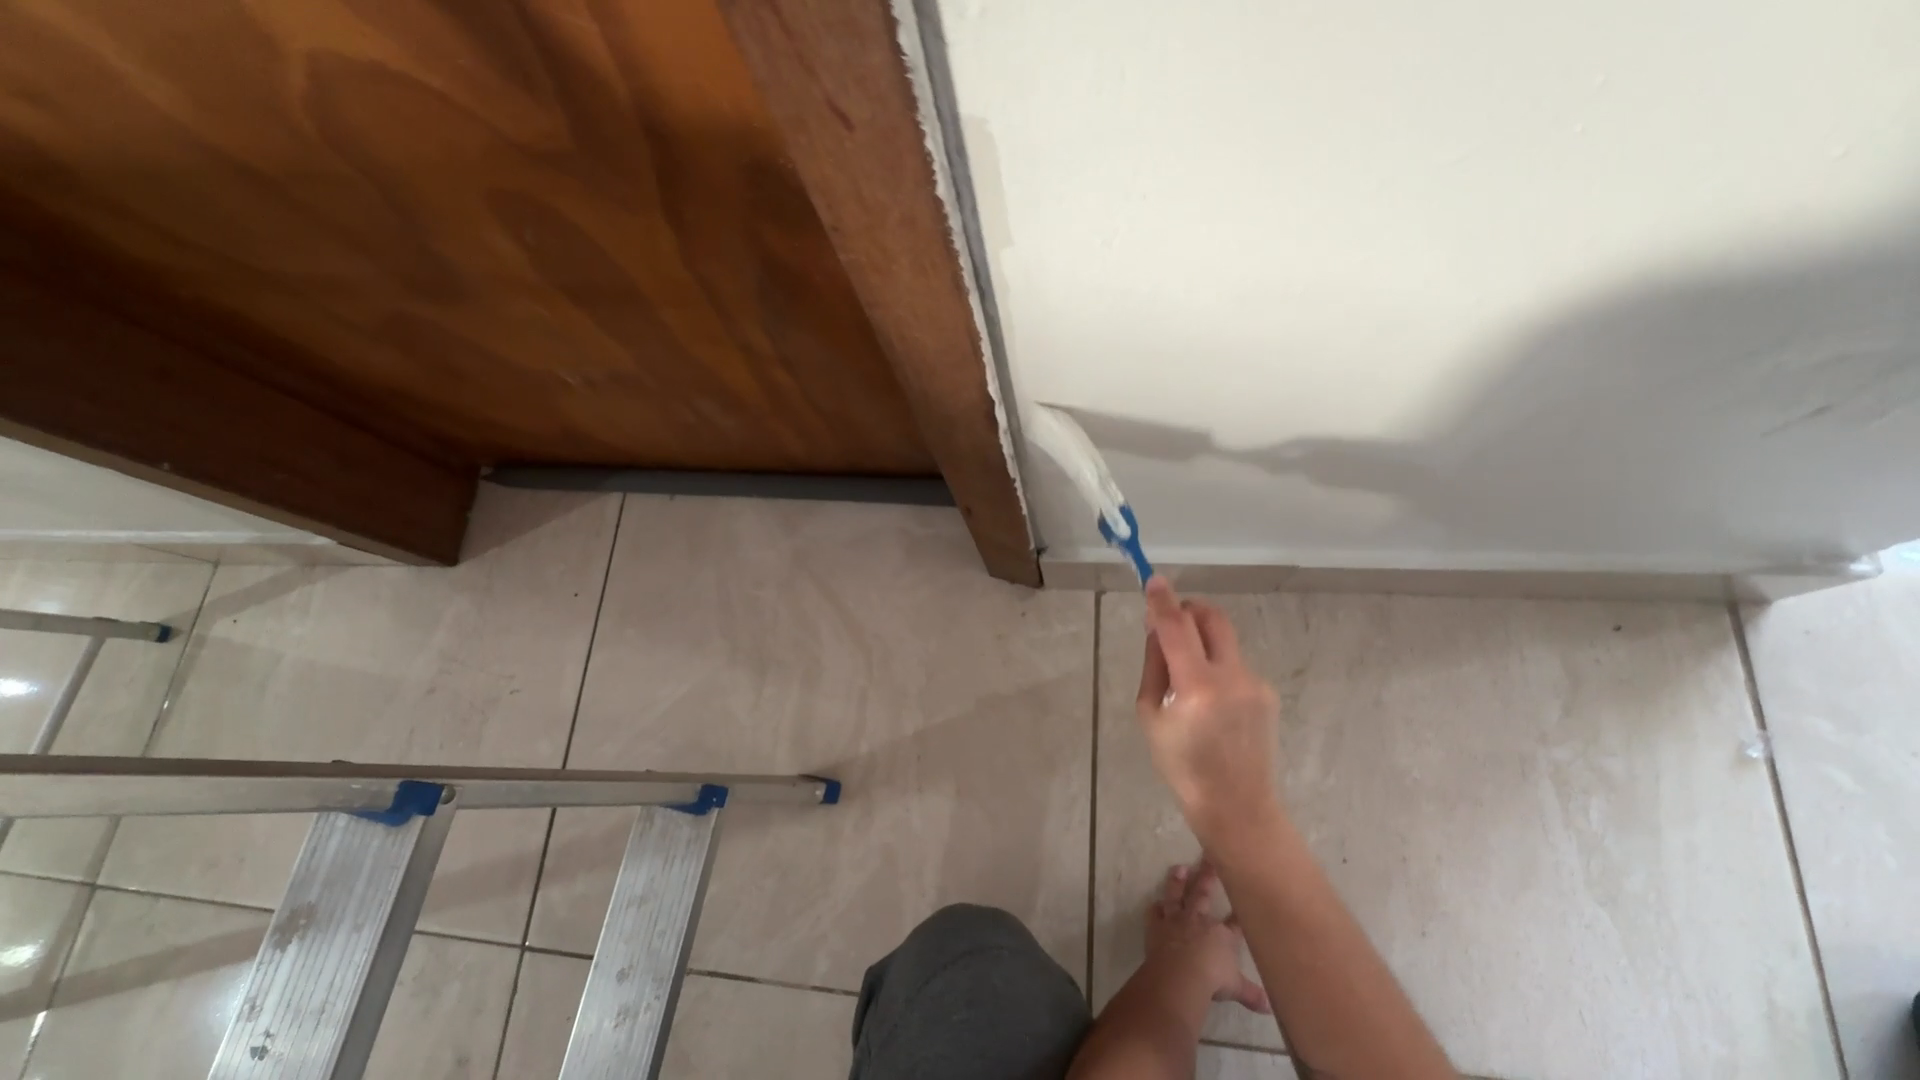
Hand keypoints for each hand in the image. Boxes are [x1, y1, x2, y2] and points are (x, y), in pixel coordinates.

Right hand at [1137, 577, 1283, 845]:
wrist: (1236, 805)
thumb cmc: (1182, 767)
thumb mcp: (1151, 717)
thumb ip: (1155, 668)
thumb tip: (1158, 633)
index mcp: (1197, 687)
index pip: (1177, 628)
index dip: (1163, 601)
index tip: (1153, 581)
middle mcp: (1232, 677)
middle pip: (1213, 619)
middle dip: (1189, 609)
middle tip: (1170, 622)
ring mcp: (1255, 683)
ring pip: (1224, 642)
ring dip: (1201, 643)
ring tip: (1186, 681)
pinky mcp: (1267, 692)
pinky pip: (1235, 664)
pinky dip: (1216, 668)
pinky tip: (1210, 704)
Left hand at [1147, 861, 1269, 1013]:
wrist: (1181, 974)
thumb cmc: (1212, 979)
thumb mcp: (1235, 988)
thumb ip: (1251, 994)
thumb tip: (1270, 1008)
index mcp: (1222, 935)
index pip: (1234, 922)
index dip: (1238, 912)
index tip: (1243, 897)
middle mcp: (1199, 921)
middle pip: (1203, 894)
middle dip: (1207, 876)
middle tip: (1208, 858)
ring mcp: (1176, 921)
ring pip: (1176, 896)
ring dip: (1177, 881)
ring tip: (1179, 868)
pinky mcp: (1157, 927)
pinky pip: (1154, 914)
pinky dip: (1155, 908)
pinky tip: (1155, 903)